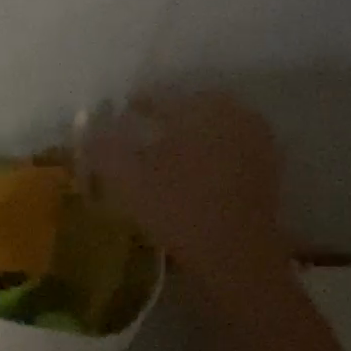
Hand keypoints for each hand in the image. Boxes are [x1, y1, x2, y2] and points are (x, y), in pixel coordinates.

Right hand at [83, 91, 290, 290]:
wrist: (234, 254)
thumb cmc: (177, 210)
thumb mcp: (126, 179)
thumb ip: (103, 147)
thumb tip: (86, 126)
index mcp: (204, 108)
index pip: (161, 96)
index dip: (132, 106)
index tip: (112, 119)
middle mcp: (236, 114)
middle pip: (189, 109)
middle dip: (160, 120)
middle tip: (133, 138)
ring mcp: (257, 141)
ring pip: (209, 130)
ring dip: (183, 139)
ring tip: (155, 159)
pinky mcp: (264, 170)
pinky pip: (225, 151)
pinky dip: (202, 157)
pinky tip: (183, 177)